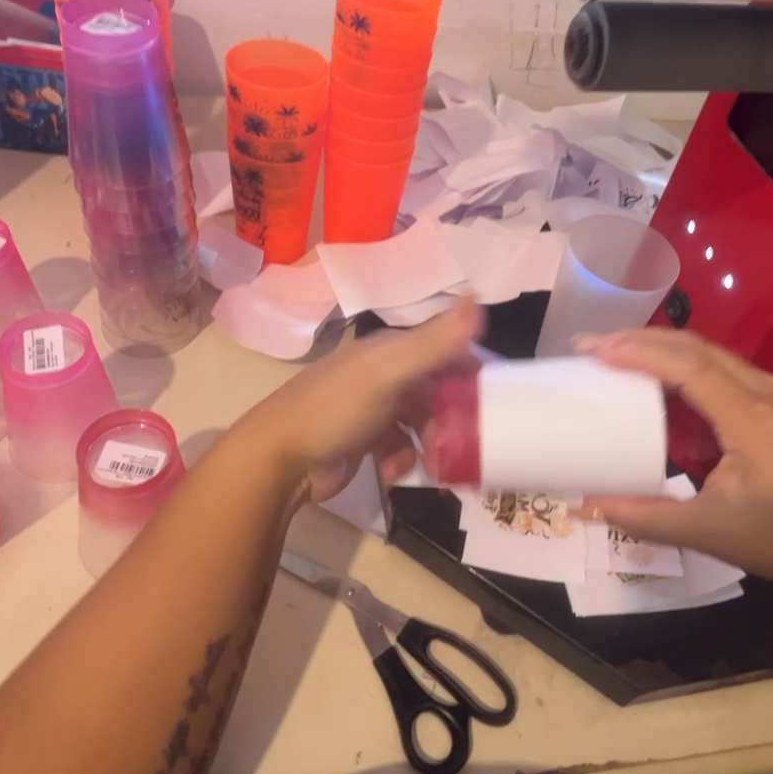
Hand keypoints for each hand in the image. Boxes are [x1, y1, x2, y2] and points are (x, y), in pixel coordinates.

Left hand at [241, 301, 483, 500]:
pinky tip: (393, 473)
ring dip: (431, 444)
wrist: (278, 460)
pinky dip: (402, 461)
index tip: (495, 401)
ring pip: (420, 423)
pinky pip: (399, 448)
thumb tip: (478, 301)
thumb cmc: (334, 410)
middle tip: (468, 444)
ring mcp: (372, 408)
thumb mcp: (387, 374)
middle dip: (453, 418)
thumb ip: (433, 343)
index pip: (444, 351)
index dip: (470, 372)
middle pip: (435, 391)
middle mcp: (382, 374)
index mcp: (389, 350)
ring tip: (436, 466)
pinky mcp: (363, 441)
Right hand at [578, 329, 772, 595]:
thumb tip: (584, 507)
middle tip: (591, 346)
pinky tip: (661, 378)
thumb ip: (644, 517)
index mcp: (754, 420)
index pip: (689, 367)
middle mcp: (769, 393)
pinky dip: (684, 364)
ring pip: (712, 354)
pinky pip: (725, 368)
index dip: (638, 353)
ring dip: (662, 348)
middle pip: (697, 348)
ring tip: (615, 354)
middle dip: (640, 340)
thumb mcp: (712, 533)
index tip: (593, 350)